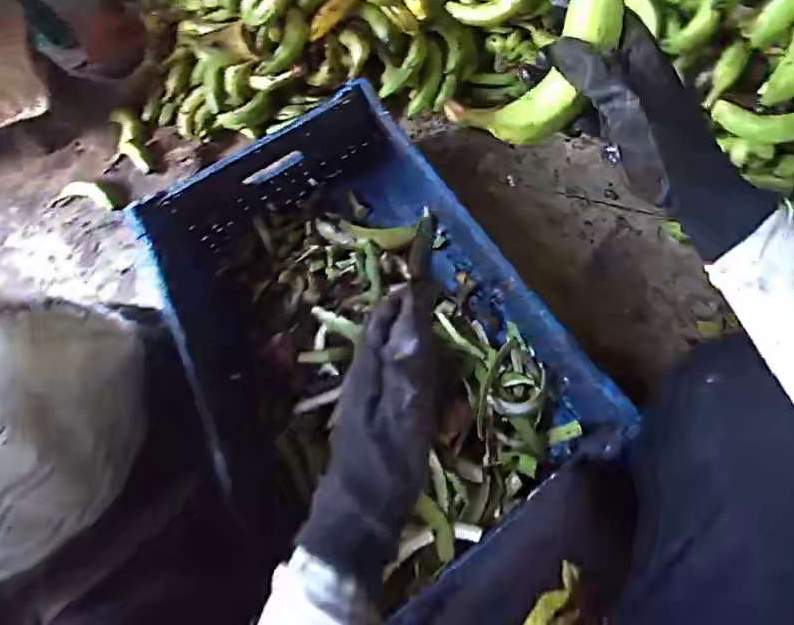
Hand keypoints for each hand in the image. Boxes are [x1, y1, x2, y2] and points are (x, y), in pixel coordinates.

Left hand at [298, 281, 440, 587]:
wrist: (359, 514)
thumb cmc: (386, 460)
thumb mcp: (405, 408)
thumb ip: (409, 360)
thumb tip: (413, 313)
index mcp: (368, 366)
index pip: (384, 316)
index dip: (405, 296)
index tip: (429, 280)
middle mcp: (362, 372)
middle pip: (382, 330)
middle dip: (405, 311)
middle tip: (433, 301)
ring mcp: (364, 393)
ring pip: (386, 349)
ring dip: (406, 334)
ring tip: (432, 330)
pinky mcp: (371, 412)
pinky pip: (390, 371)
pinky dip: (407, 360)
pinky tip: (425, 373)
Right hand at [549, 14, 781, 260]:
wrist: (685, 190)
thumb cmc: (660, 140)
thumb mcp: (625, 101)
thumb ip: (592, 71)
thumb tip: (557, 44)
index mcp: (644, 59)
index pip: (617, 18)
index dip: (588, 7)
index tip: (554, 2)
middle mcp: (633, 74)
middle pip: (595, 50)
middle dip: (563, 48)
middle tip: (532, 48)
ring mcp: (624, 101)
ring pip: (585, 82)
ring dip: (558, 79)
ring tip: (526, 76)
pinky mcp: (616, 126)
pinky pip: (586, 111)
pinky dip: (566, 109)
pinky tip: (544, 110)